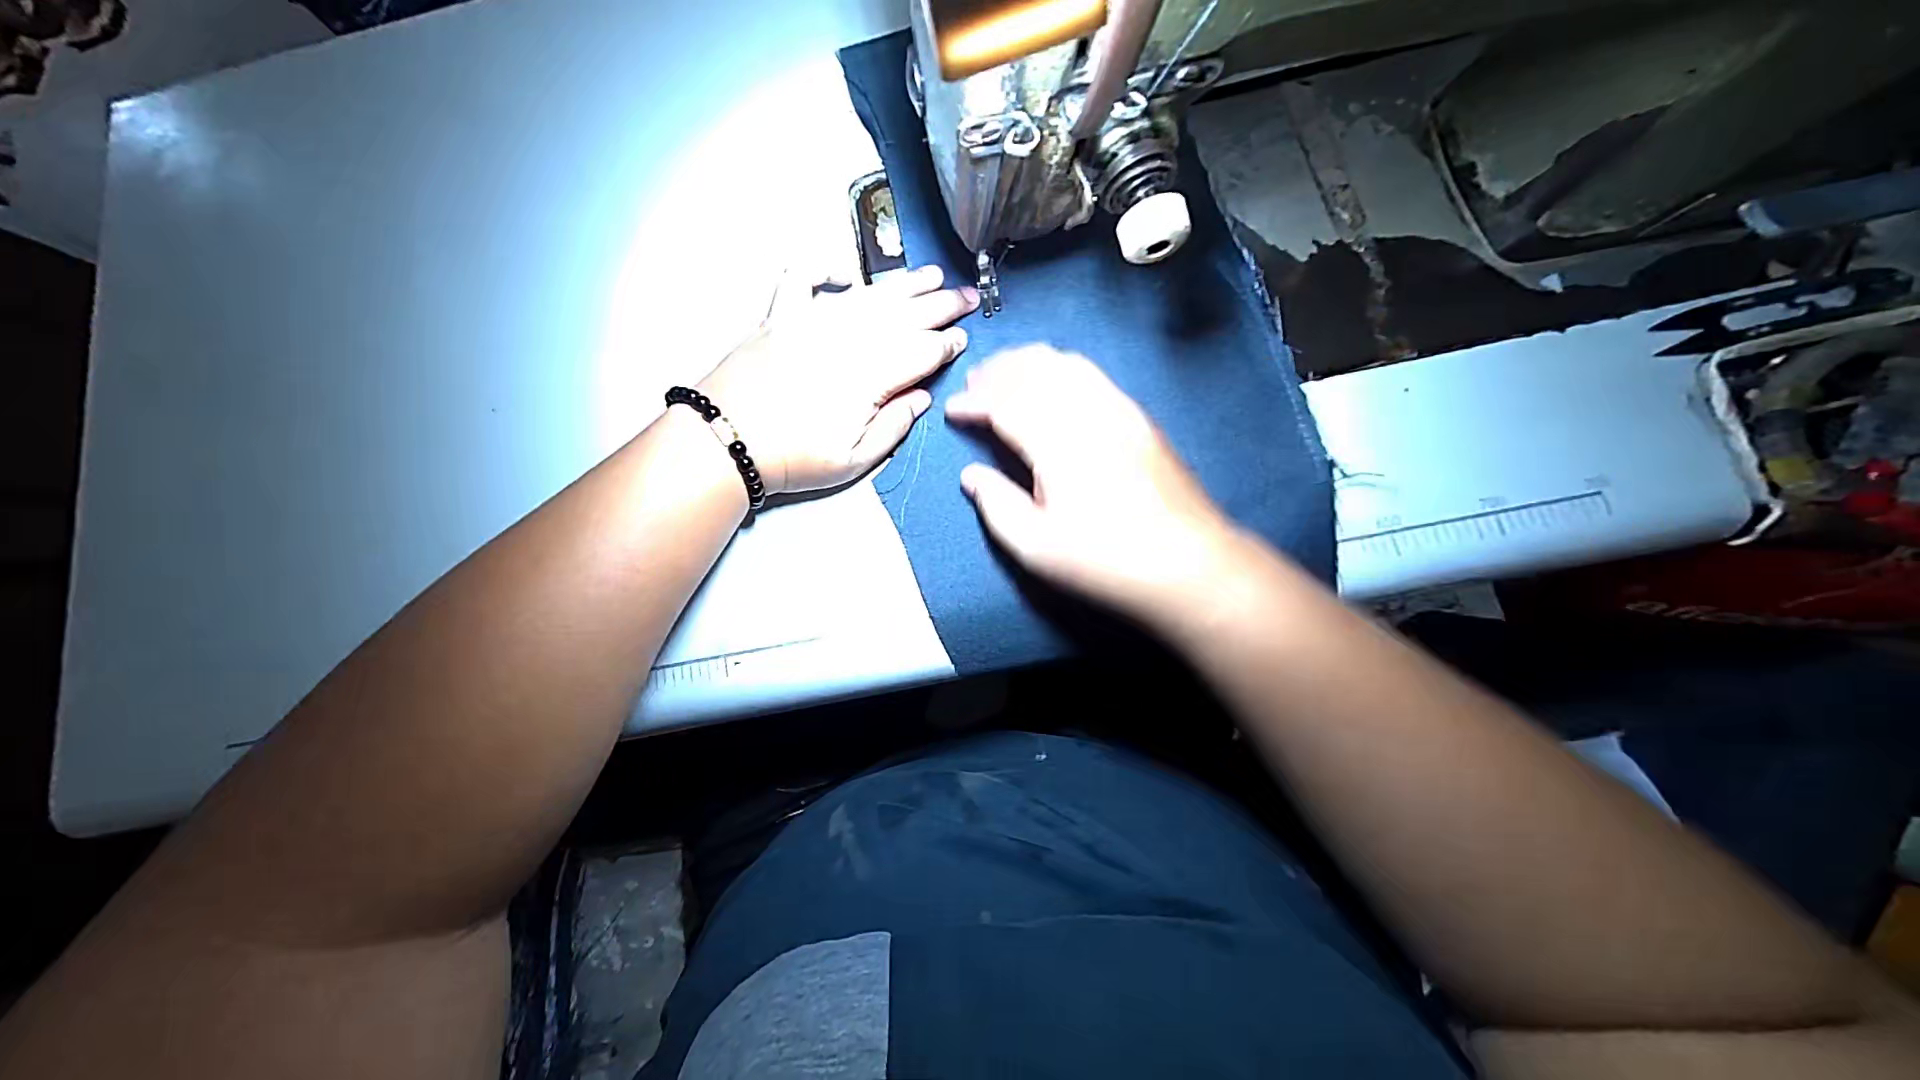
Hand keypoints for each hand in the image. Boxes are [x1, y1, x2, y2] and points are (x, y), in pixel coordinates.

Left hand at [696, 264, 977, 495]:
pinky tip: (843, 273)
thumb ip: (894, 426)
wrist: (725, 441)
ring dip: (903, 284)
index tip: (962, 339)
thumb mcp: (854, 460)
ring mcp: (812, 321)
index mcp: (871, 374)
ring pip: (869, 293)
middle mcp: (847, 337)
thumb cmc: (791, 458)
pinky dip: (822, 268)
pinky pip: (803, 278)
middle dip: (942, 305)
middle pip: (905, 315)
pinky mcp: (781, 316)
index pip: (923, 350)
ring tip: (930, 276)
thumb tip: (921, 398)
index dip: (947, 344)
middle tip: (967, 297)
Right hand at [946, 345, 1247, 622]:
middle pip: (1035, 370)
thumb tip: (971, 476)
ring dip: (1030, 363)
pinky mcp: (1137, 417)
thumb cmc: (1105, 560)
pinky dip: (1061, 368)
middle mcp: (1088, 413)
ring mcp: (1118, 410)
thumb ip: (997, 505)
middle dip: (998, 371)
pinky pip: (1093, 374)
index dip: (974, 401)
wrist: (1186, 563)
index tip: (953, 409)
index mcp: (1057, 443)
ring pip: (1066, 364)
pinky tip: (1054, 384)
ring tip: (1007, 374)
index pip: (1005, 402)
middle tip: (974, 383)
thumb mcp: (1036, 547)